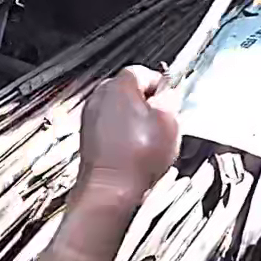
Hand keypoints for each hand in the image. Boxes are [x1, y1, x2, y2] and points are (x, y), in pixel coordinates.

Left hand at [75, 66, 179, 211]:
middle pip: (130, 91)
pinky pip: (111, 128)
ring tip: (150, 141)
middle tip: (164, 122)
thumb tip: (168, 92)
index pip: (144, 71)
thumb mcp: (169, 121)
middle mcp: (100, 97)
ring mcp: (91, 118)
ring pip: (120, 110)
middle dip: (148, 104)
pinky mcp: (89, 138)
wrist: (111, 189)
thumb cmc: (137, 157)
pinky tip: (136, 152)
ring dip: (136, 121)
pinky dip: (124, 136)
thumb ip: (170, 98)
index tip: (171, 100)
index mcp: (120, 85)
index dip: (162, 86)